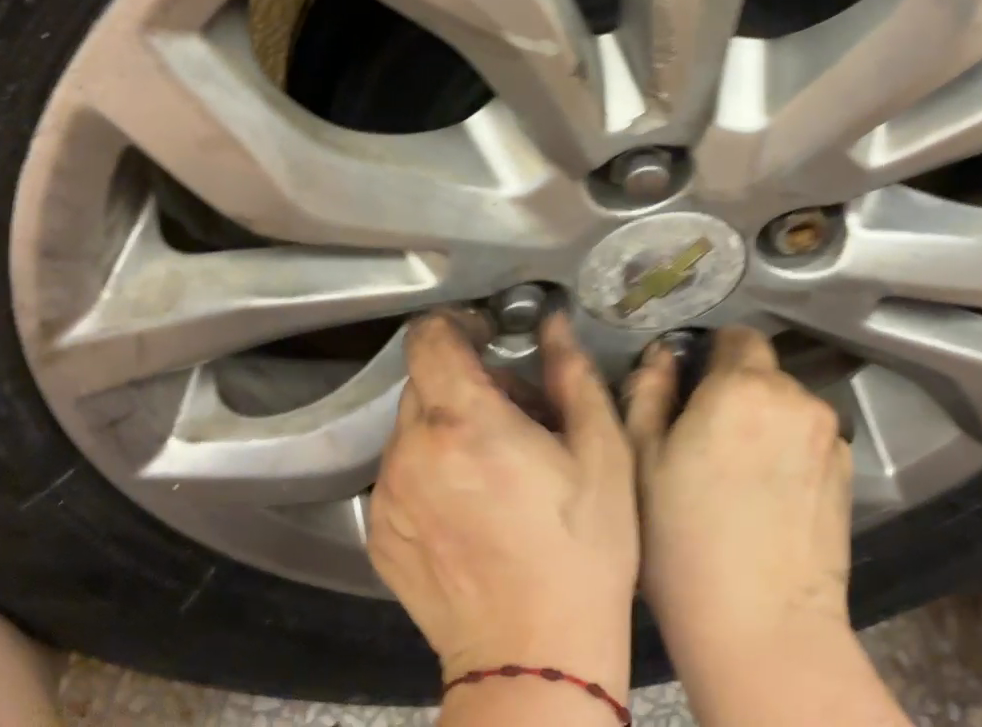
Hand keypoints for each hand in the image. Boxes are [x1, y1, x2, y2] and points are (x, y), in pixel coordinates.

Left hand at [368, 311, 638, 697]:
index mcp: (464, 422)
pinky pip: (400, 474)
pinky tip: (472, 508)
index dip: (457, 325)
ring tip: (496, 470)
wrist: (533, 657)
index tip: (487, 338)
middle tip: (516, 418)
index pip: (429, 337)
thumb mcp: (602, 455)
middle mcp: (411, 450)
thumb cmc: (581, 553)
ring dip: (448, 429)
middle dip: (467, 384)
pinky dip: (431, 471)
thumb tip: (554, 324)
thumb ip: (572, 375)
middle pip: (425, 382)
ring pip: (411, 428)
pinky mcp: (379, 533)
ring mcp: (388, 495)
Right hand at [623, 326, 854, 668]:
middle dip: (737, 390)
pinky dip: (790, 452)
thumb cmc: (683, 540)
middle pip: (764, 372)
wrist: (763, 626)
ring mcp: (829, 437)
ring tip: (739, 472)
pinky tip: (769, 496)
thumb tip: (661, 356)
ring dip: (765, 421)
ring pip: (788, 408)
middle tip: (706, 436)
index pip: (737, 336)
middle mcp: (796, 398)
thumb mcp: (641, 459)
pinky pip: (810, 441)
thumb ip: (648, 391)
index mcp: (742, 386)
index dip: (712, 354)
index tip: (691, 386)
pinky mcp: (848, 474)